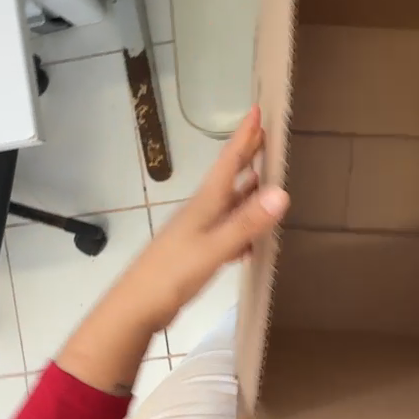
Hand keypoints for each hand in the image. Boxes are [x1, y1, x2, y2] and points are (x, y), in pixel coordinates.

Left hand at [105, 105, 286, 334]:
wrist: (136, 307)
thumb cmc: (171, 275)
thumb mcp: (213, 248)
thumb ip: (245, 223)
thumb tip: (281, 192)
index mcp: (205, 205)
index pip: (227, 163)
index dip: (243, 137)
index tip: (256, 111)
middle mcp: (201, 212)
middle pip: (227, 178)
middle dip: (245, 156)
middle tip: (264, 136)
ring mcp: (196, 233)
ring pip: (227, 204)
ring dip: (244, 190)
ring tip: (264, 179)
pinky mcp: (195, 254)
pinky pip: (225, 231)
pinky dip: (240, 227)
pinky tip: (250, 238)